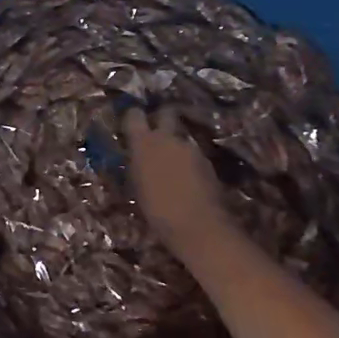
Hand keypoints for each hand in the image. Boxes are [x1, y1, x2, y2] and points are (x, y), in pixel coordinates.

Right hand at [121, 106, 231, 256]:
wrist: (197, 224)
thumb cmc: (156, 210)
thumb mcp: (137, 186)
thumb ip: (137, 164)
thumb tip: (137, 156)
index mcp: (144, 143)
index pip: (134, 115)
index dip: (133, 118)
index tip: (130, 125)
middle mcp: (169, 138)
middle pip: (166, 112)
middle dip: (161, 118)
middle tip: (155, 134)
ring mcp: (191, 148)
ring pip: (181, 137)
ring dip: (175, 145)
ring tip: (171, 165)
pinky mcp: (207, 161)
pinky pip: (193, 154)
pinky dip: (188, 161)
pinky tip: (186, 179)